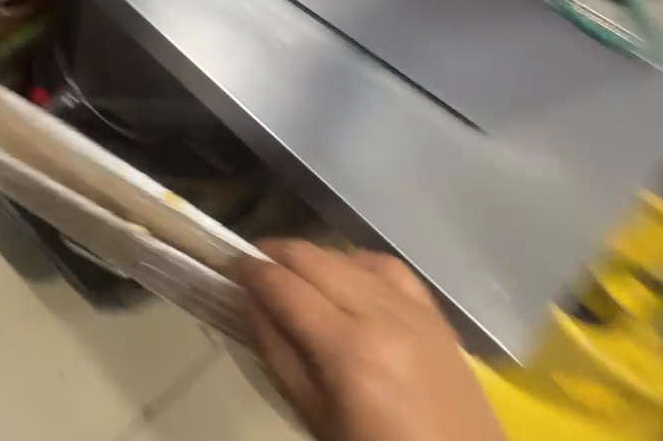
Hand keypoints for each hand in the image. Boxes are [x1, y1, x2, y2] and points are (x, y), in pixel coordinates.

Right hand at [231, 242, 505, 440]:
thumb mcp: (310, 409)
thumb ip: (273, 346)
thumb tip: (247, 298)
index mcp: (348, 349)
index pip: (280, 283)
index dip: (245, 268)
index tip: (226, 268)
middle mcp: (381, 318)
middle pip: (309, 257)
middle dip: (271, 254)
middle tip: (252, 269)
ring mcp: (414, 314)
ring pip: (343, 255)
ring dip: (308, 258)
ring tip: (292, 276)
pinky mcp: (436, 318)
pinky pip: (387, 267)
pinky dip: (355, 262)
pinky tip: (343, 277)